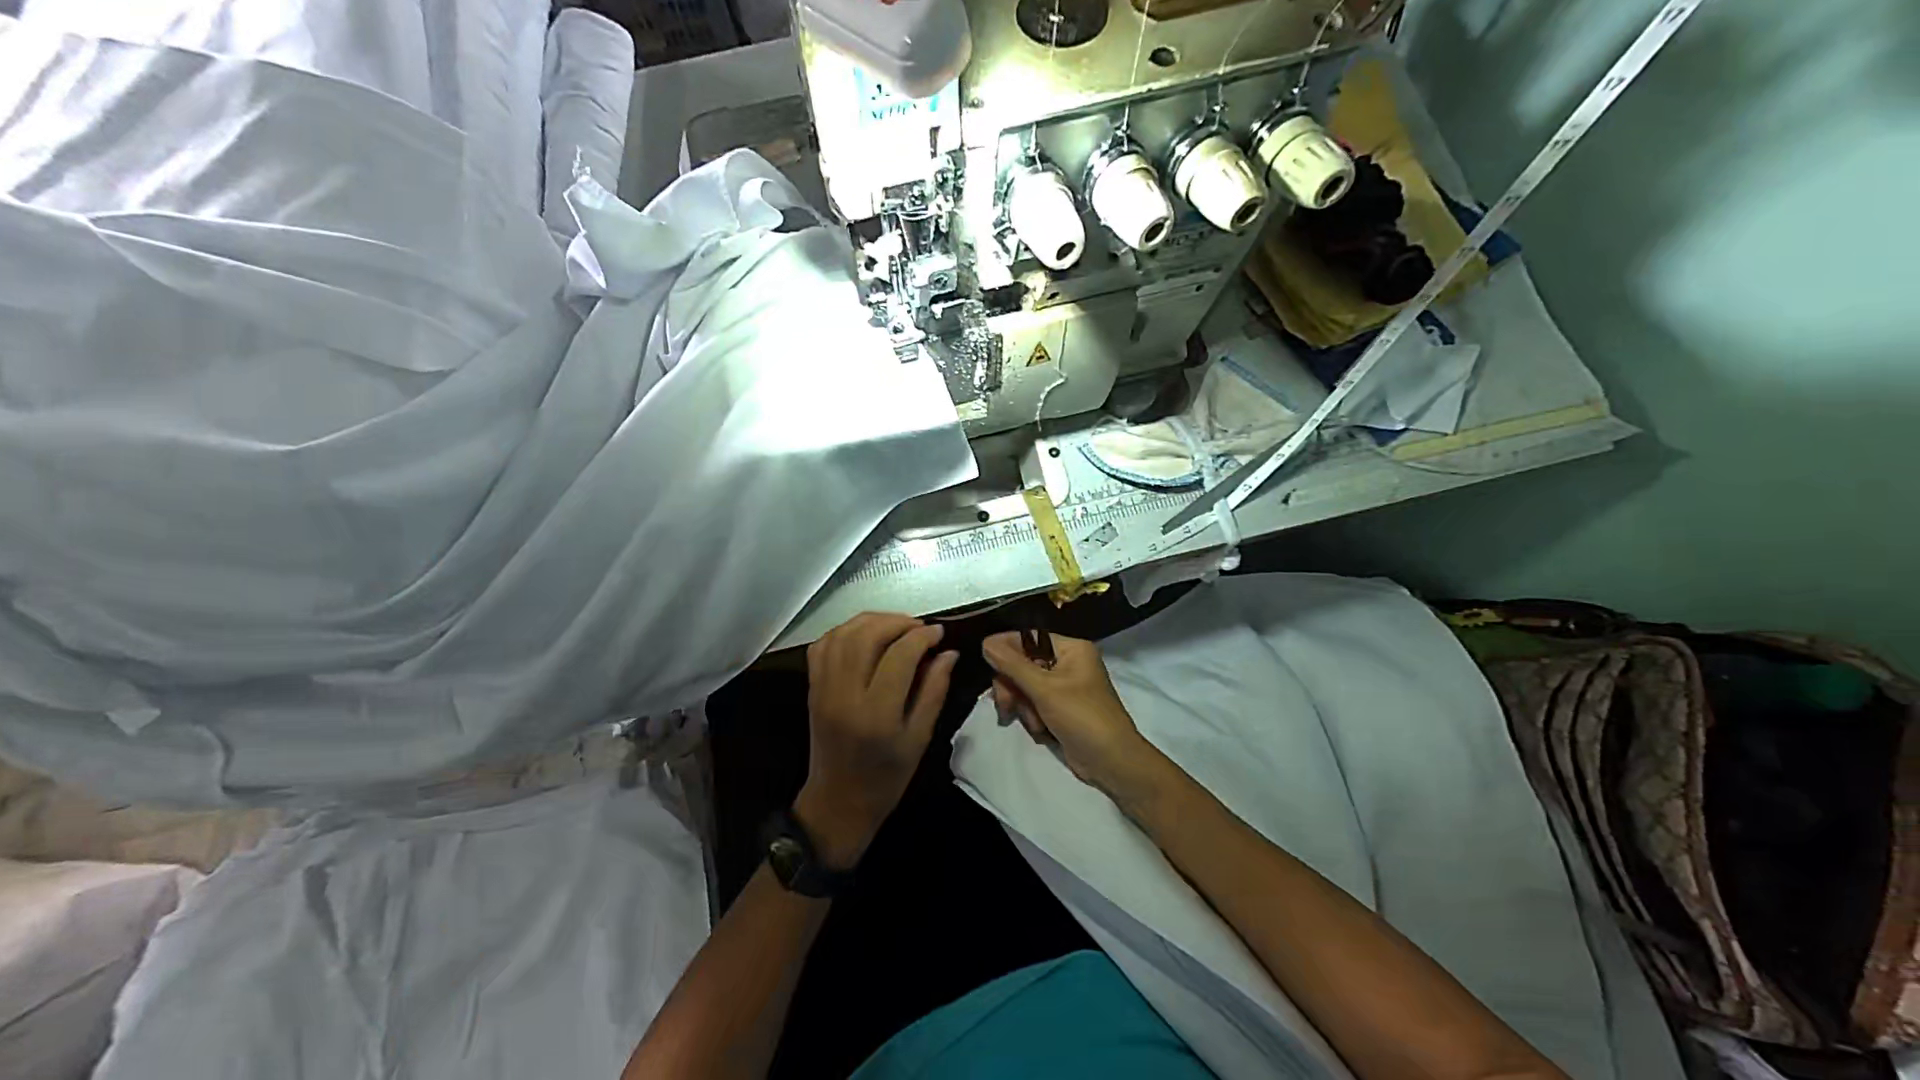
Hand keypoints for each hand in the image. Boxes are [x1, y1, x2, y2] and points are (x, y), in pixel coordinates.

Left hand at [799, 613, 957, 868]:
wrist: (839, 800)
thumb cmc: (887, 776)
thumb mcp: (920, 738)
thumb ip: (934, 691)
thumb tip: (948, 652)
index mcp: (877, 714)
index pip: (900, 656)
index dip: (922, 637)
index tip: (939, 633)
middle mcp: (845, 695)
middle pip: (867, 636)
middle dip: (897, 622)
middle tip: (919, 627)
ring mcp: (823, 689)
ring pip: (843, 634)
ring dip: (872, 621)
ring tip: (897, 626)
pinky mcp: (812, 687)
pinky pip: (823, 645)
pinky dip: (845, 631)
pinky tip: (866, 635)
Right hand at [980, 632, 1169, 803]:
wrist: (1111, 762)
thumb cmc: (1082, 717)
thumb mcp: (1044, 689)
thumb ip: (1012, 665)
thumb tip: (986, 642)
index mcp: (1071, 649)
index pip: (1029, 638)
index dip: (1005, 648)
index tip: (984, 659)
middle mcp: (1068, 663)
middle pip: (1023, 664)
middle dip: (1013, 686)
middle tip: (1006, 705)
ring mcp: (1064, 688)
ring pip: (1025, 687)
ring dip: (1023, 706)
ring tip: (1034, 723)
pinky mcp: (1060, 709)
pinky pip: (1033, 704)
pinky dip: (1032, 717)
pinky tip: (1041, 731)